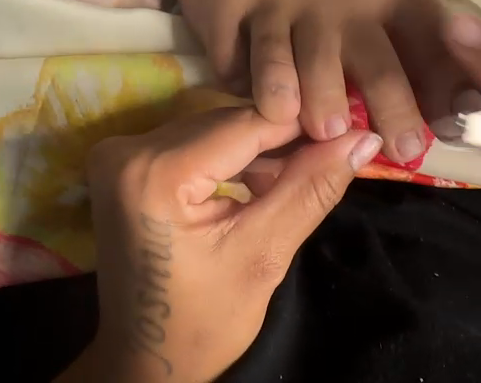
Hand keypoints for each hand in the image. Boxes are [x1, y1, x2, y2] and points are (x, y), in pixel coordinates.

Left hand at [61, 106, 380, 382]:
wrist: (143, 359)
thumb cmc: (202, 323)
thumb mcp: (262, 257)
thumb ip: (308, 190)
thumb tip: (362, 137)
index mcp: (153, 172)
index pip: (241, 124)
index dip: (298, 120)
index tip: (346, 121)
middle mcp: (126, 148)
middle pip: (222, 123)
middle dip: (277, 135)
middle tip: (333, 144)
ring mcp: (118, 152)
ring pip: (208, 130)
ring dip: (254, 146)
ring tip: (302, 164)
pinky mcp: (122, 161)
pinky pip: (188, 143)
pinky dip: (225, 156)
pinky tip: (259, 176)